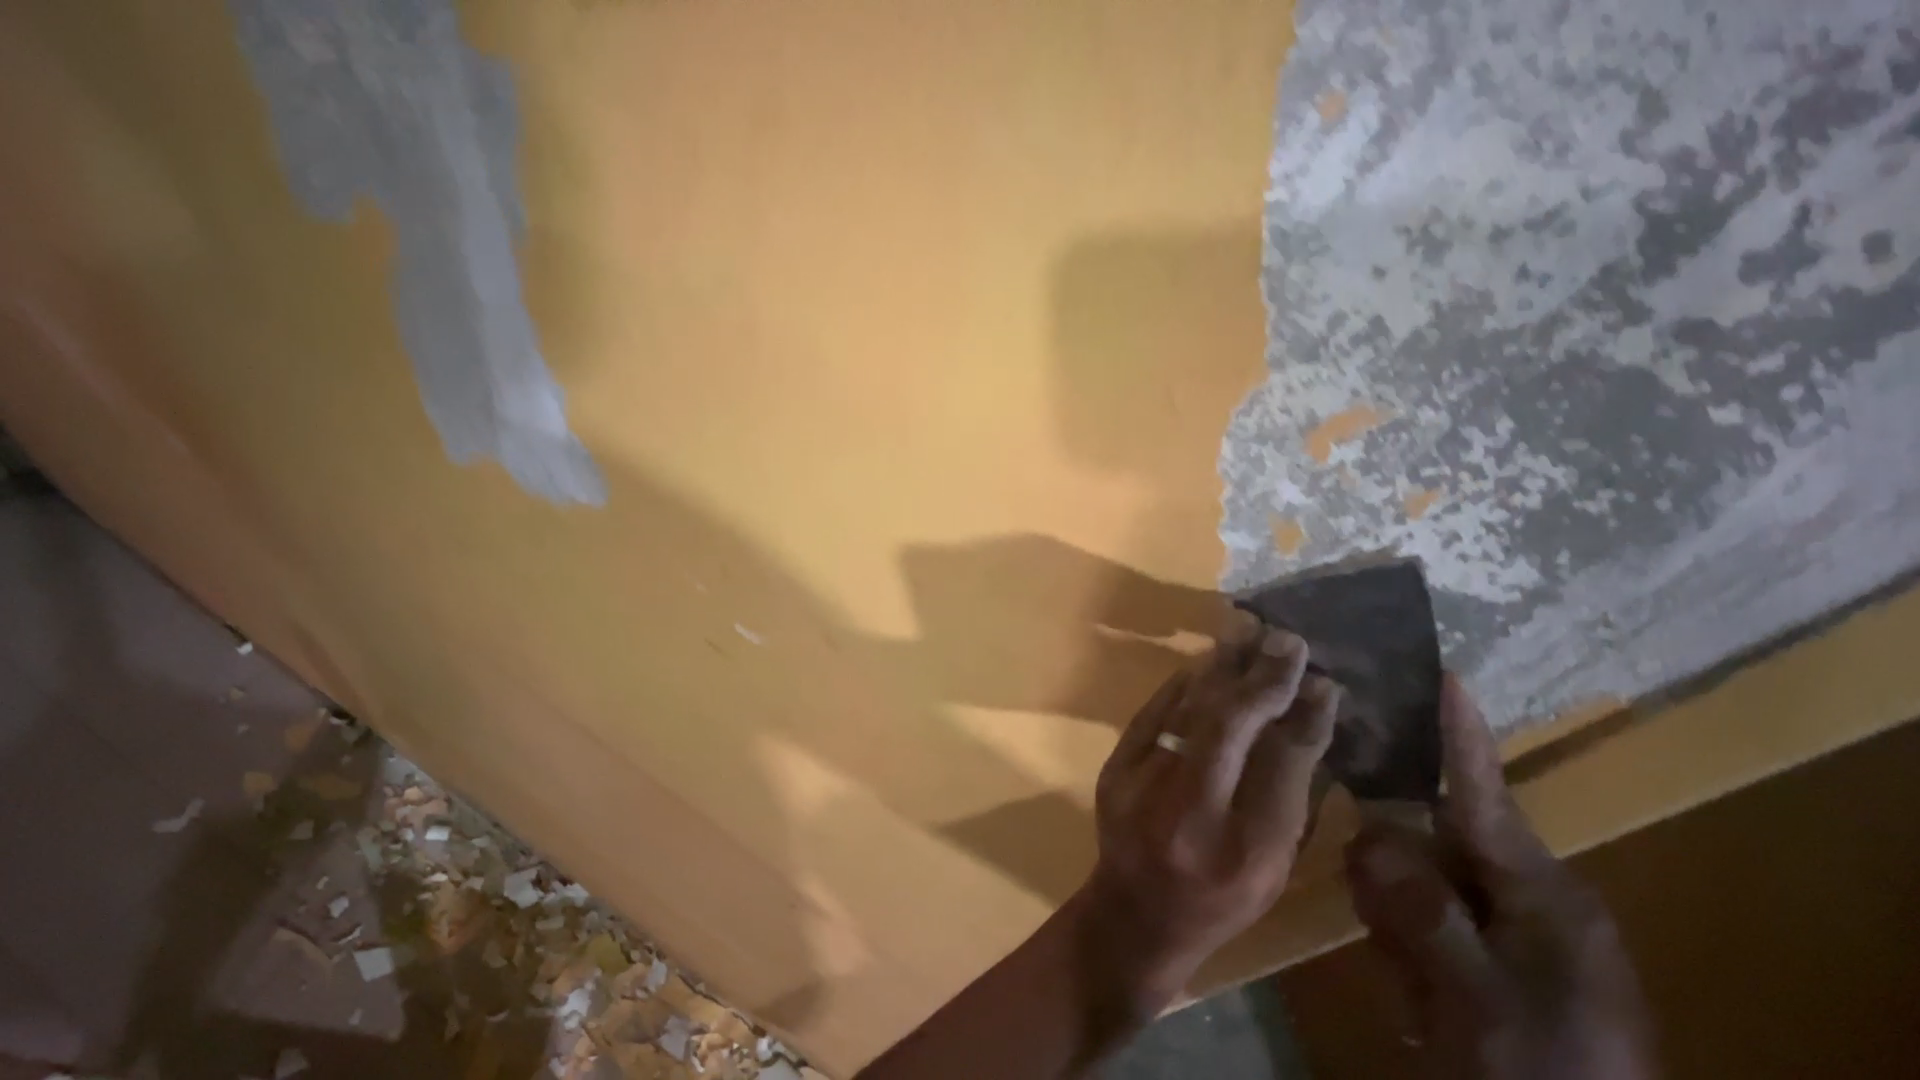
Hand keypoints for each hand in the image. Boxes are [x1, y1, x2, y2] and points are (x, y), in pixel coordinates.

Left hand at [1078, 613, 1340, 1006]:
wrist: (1136, 915)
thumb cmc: (1221, 898)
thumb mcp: (1274, 863)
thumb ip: (1296, 791)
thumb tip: (1315, 711)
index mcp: (1244, 853)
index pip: (1282, 766)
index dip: (1303, 716)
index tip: (1322, 678)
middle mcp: (1190, 817)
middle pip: (1229, 729)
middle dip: (1262, 678)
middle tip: (1288, 638)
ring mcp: (1142, 789)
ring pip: (1189, 711)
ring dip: (1222, 667)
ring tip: (1249, 629)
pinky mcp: (1114, 771)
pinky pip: (1154, 714)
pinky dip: (1183, 686)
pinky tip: (1208, 664)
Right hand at [1346, 677, 1656, 1079]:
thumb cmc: (1547, 1069)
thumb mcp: (1479, 999)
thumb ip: (1420, 911)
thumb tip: (1367, 836)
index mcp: (1540, 891)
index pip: (1484, 794)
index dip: (1462, 736)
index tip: (1444, 674)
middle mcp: (1529, 899)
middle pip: (1435, 847)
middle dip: (1396, 878)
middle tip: (1381, 929)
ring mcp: (1517, 937)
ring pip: (1427, 894)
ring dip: (1403, 933)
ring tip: (1416, 995)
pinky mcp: (1504, 969)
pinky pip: (1438, 936)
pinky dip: (1418, 965)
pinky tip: (1426, 1010)